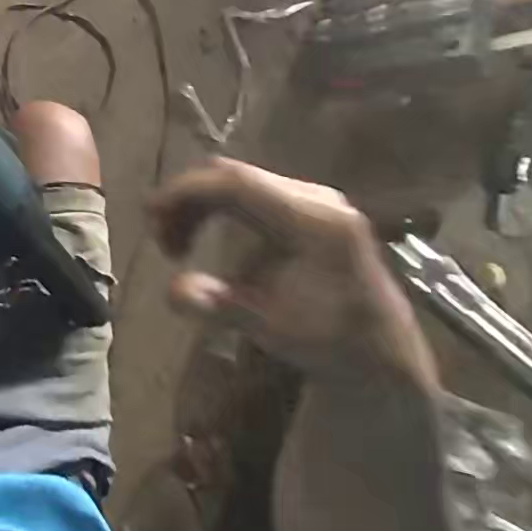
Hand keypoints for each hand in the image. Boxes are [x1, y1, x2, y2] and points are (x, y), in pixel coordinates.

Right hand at [148, 157, 438, 388]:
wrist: (380, 354)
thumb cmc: (328, 343)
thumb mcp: (271, 329)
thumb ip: (221, 306)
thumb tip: (173, 291)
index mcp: (314, 222)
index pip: (238, 182)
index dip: (187, 190)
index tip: (152, 214)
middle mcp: (316, 198)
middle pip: (234, 176)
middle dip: (187, 200)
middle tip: (159, 237)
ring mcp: (314, 199)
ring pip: (238, 181)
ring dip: (199, 205)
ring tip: (177, 245)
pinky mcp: (307, 207)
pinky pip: (250, 192)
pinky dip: (218, 209)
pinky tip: (203, 235)